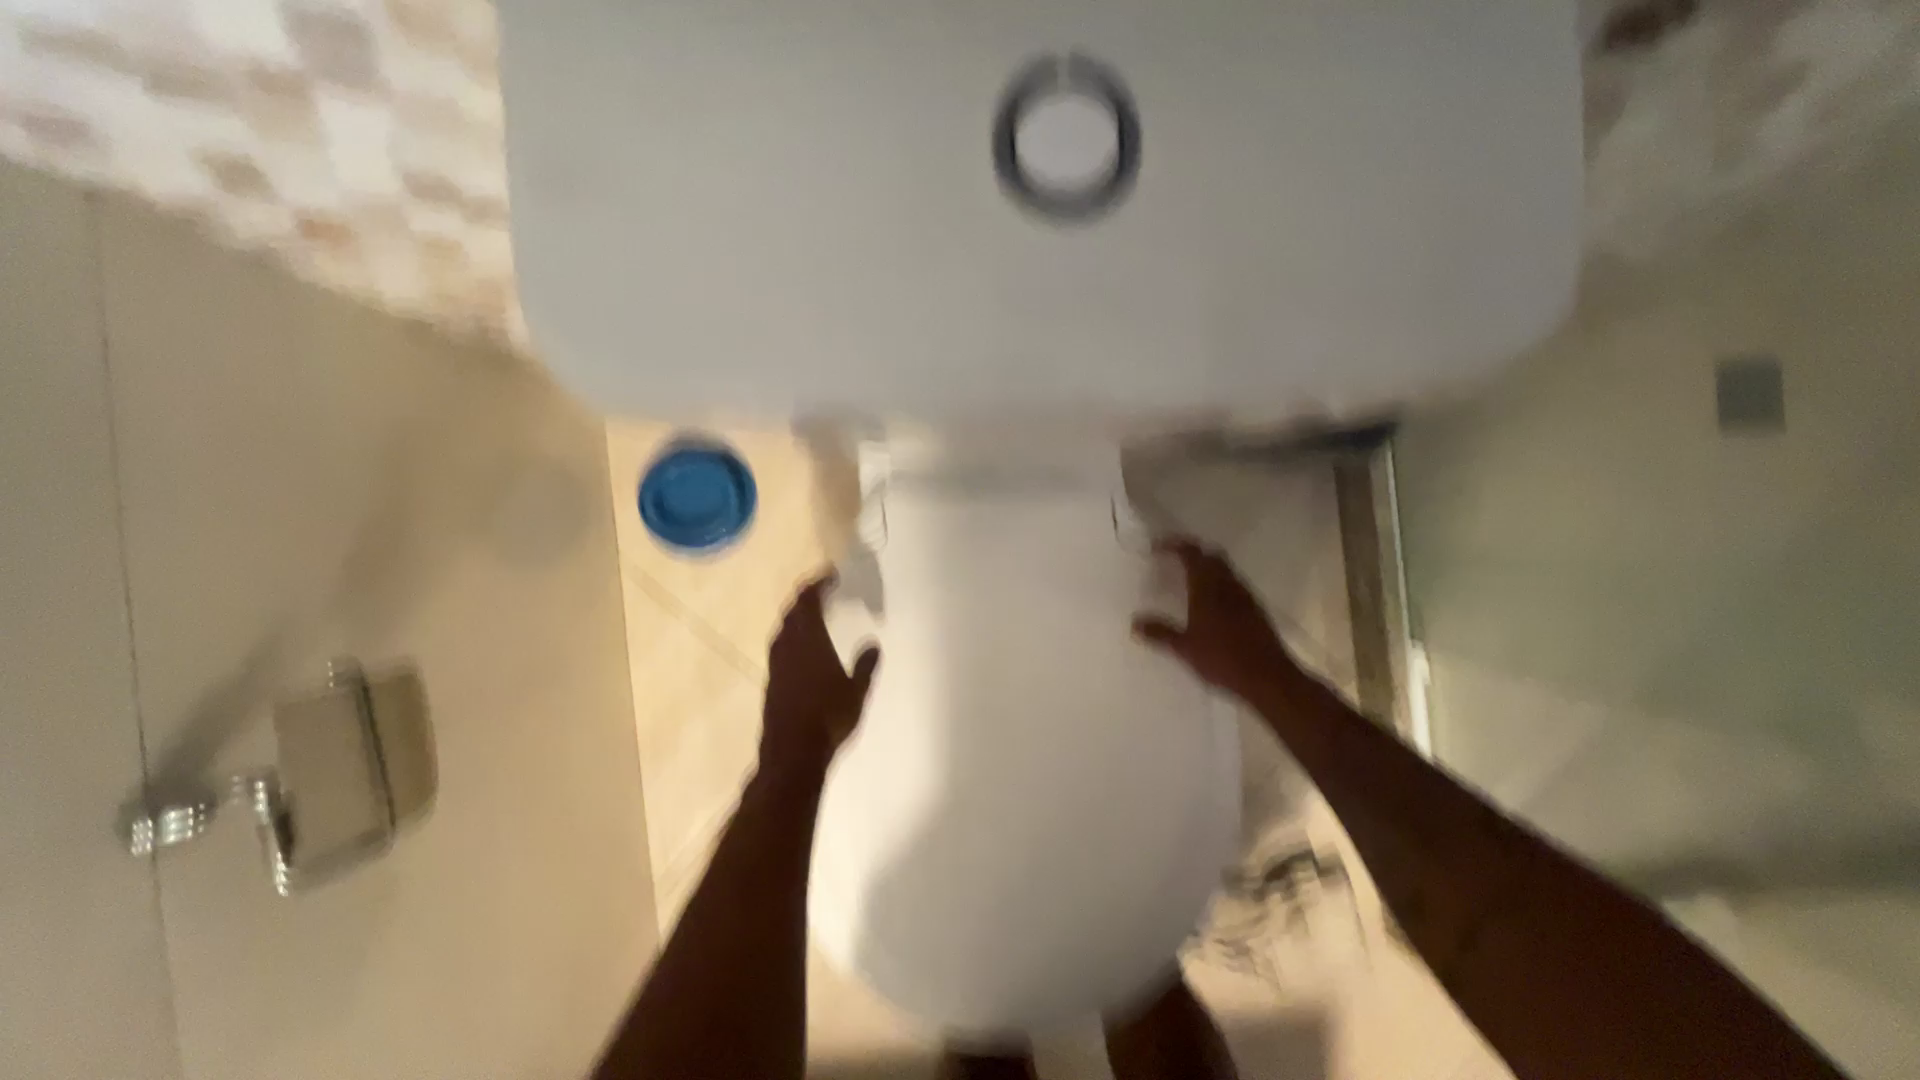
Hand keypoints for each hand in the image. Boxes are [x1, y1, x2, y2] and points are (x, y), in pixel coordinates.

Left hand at [761, 572, 881, 772]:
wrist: (791, 752)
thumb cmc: (829, 718)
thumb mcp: (857, 692)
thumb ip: (865, 665)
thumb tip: (872, 645)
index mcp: (809, 639)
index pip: (808, 599)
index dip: (818, 583)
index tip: (831, 575)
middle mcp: (788, 645)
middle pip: (793, 610)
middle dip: (807, 596)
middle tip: (824, 590)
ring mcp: (776, 662)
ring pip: (784, 627)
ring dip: (797, 615)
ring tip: (814, 615)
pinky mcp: (772, 679)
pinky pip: (781, 644)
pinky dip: (793, 635)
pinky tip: (804, 646)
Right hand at [1133, 538, 1298, 703]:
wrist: (1268, 677)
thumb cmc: (1222, 659)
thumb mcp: (1184, 648)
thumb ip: (1160, 633)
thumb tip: (1135, 623)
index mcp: (1207, 588)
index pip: (1191, 554)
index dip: (1174, 545)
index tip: (1157, 547)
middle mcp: (1228, 585)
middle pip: (1212, 556)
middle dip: (1193, 552)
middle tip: (1174, 559)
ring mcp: (1245, 596)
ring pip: (1226, 569)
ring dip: (1209, 567)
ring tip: (1190, 580)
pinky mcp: (1256, 609)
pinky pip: (1235, 585)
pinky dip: (1221, 584)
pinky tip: (1213, 604)